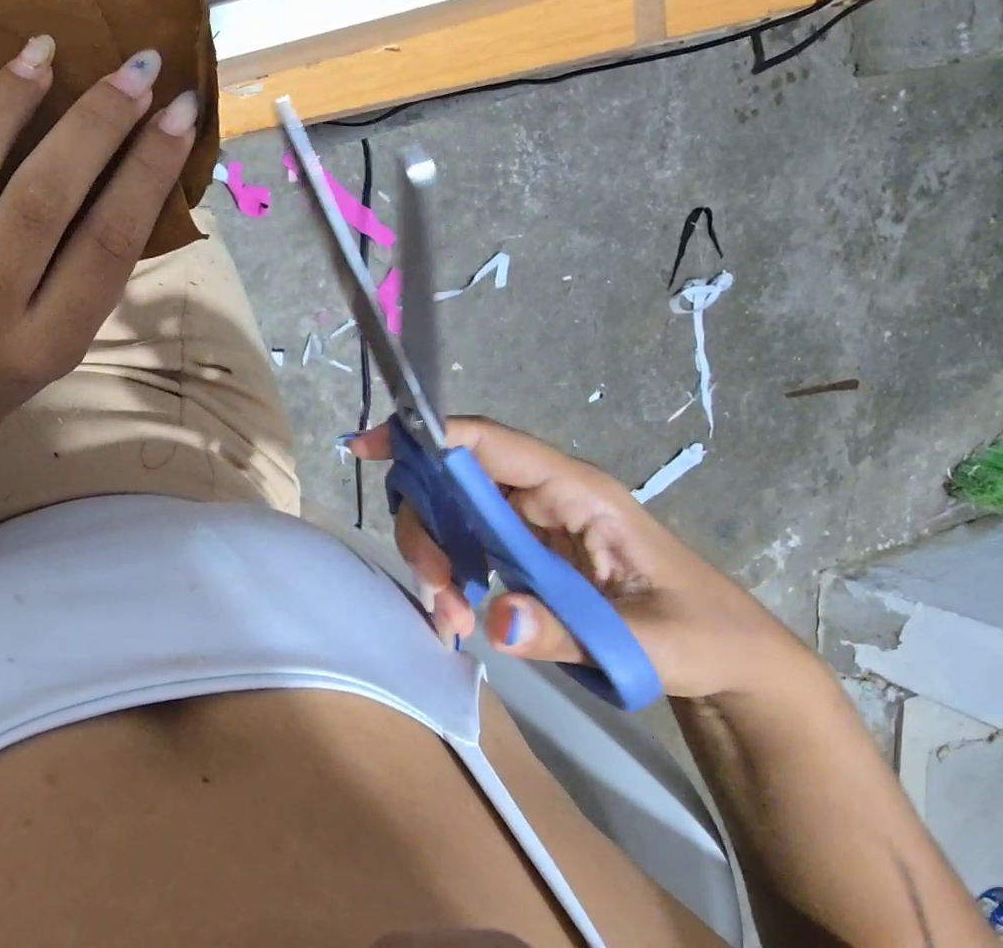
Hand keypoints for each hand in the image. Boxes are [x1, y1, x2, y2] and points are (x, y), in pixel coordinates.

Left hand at [0, 35, 198, 443]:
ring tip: (39, 55)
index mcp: (47, 346)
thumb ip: (97, 262)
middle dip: (90, 127)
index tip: (177, 108)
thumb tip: (141, 150)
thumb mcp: (71, 335)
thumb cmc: (17, 364)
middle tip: (129, 70)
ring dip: (2, 111)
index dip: (147, 171)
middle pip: (35, 207)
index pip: (104, 246)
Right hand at [347, 417, 816, 698]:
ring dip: (431, 561)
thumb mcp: (647, 645)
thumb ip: (568, 633)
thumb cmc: (705, 640)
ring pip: (447, 516)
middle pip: (451, 484)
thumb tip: (492, 621)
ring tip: (451, 620)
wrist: (731, 663)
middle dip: (425, 532)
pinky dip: (443, 577)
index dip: (428, 436)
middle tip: (436, 593)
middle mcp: (543, 497)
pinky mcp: (518, 551)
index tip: (368, 446)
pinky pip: (459, 546)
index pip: (491, 445)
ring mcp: (528, 523)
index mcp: (579, 493)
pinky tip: (454, 616)